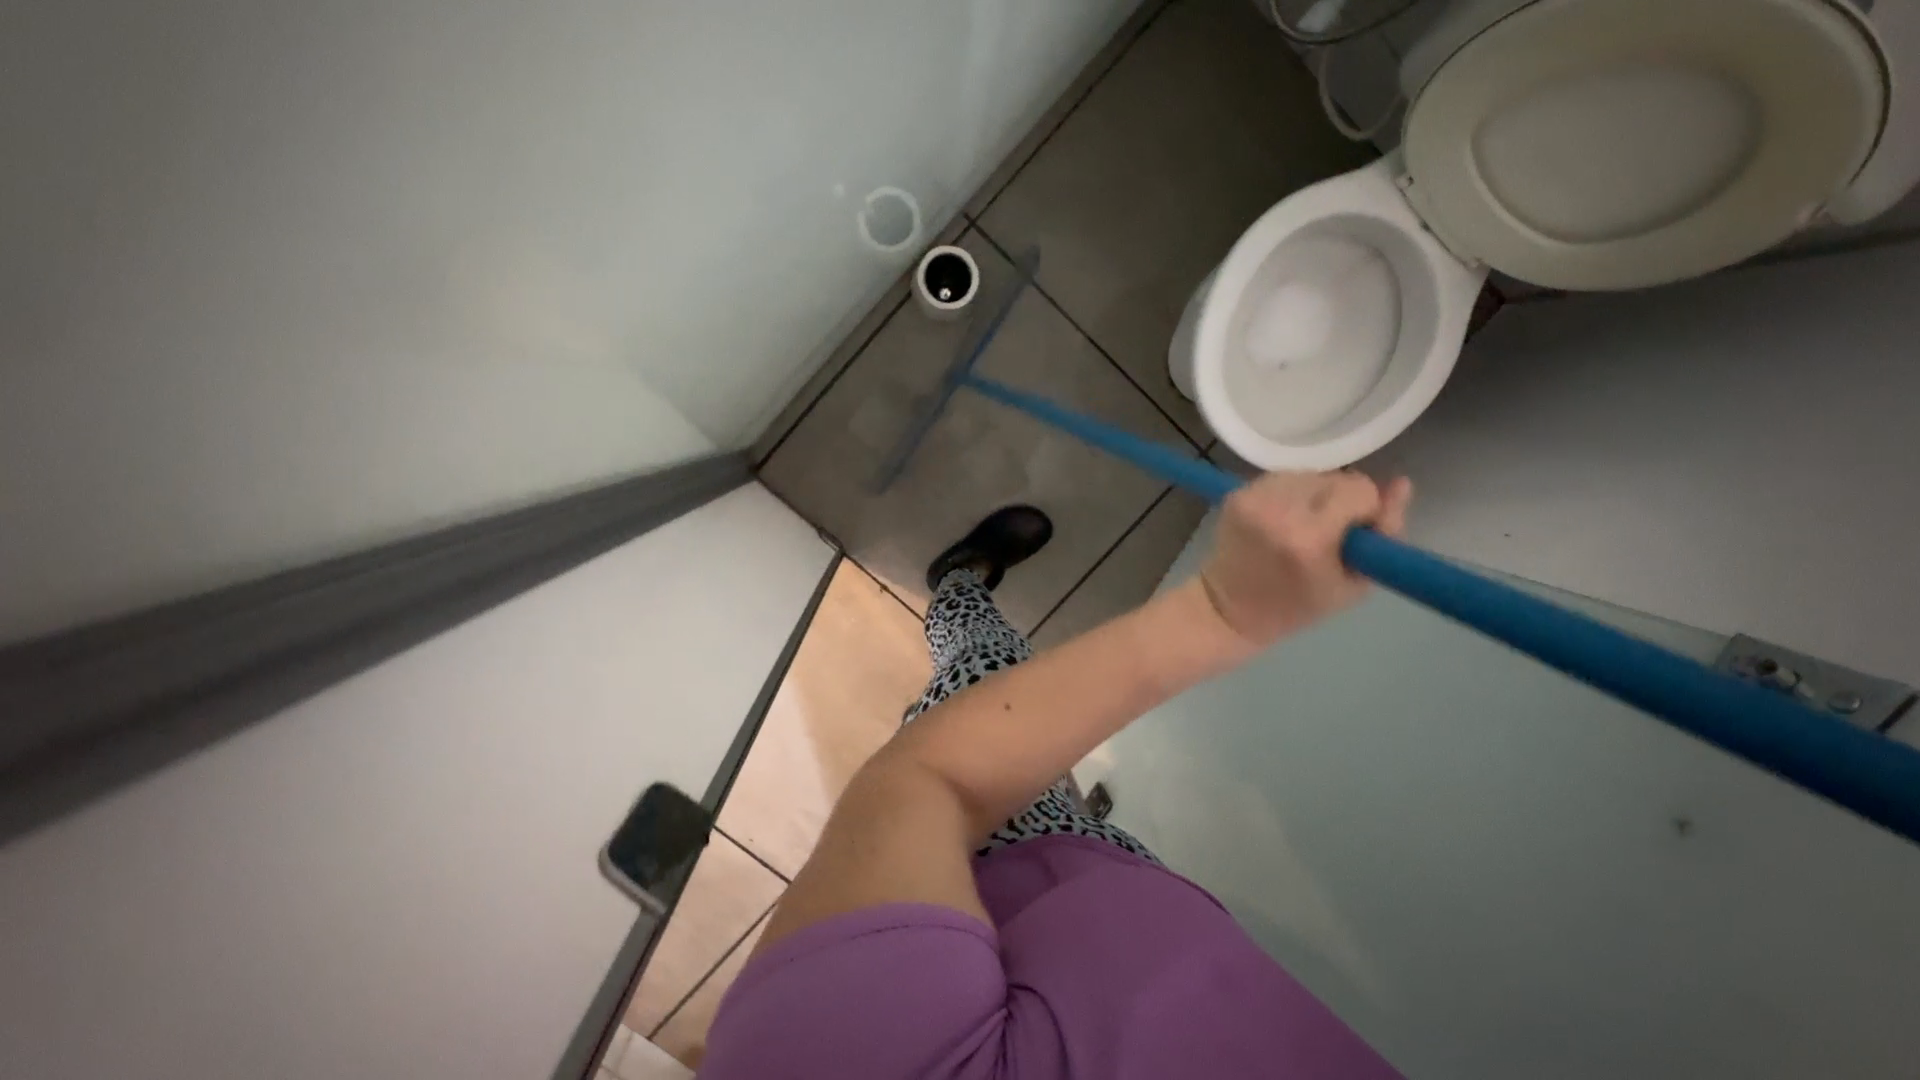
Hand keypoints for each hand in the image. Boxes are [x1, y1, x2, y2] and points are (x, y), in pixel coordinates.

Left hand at [1197, 471, 1411, 648]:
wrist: (1228, 608)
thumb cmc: (1296, 607)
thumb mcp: (1354, 584)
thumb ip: (1385, 533)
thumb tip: (1402, 483)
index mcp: (1309, 537)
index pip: (1360, 489)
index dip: (1366, 510)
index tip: (1355, 535)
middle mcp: (1278, 509)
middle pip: (1336, 478)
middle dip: (1342, 502)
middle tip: (1329, 535)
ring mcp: (1253, 497)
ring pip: (1310, 474)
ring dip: (1316, 496)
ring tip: (1303, 529)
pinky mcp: (1237, 492)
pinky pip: (1283, 478)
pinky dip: (1291, 495)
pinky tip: (1282, 521)